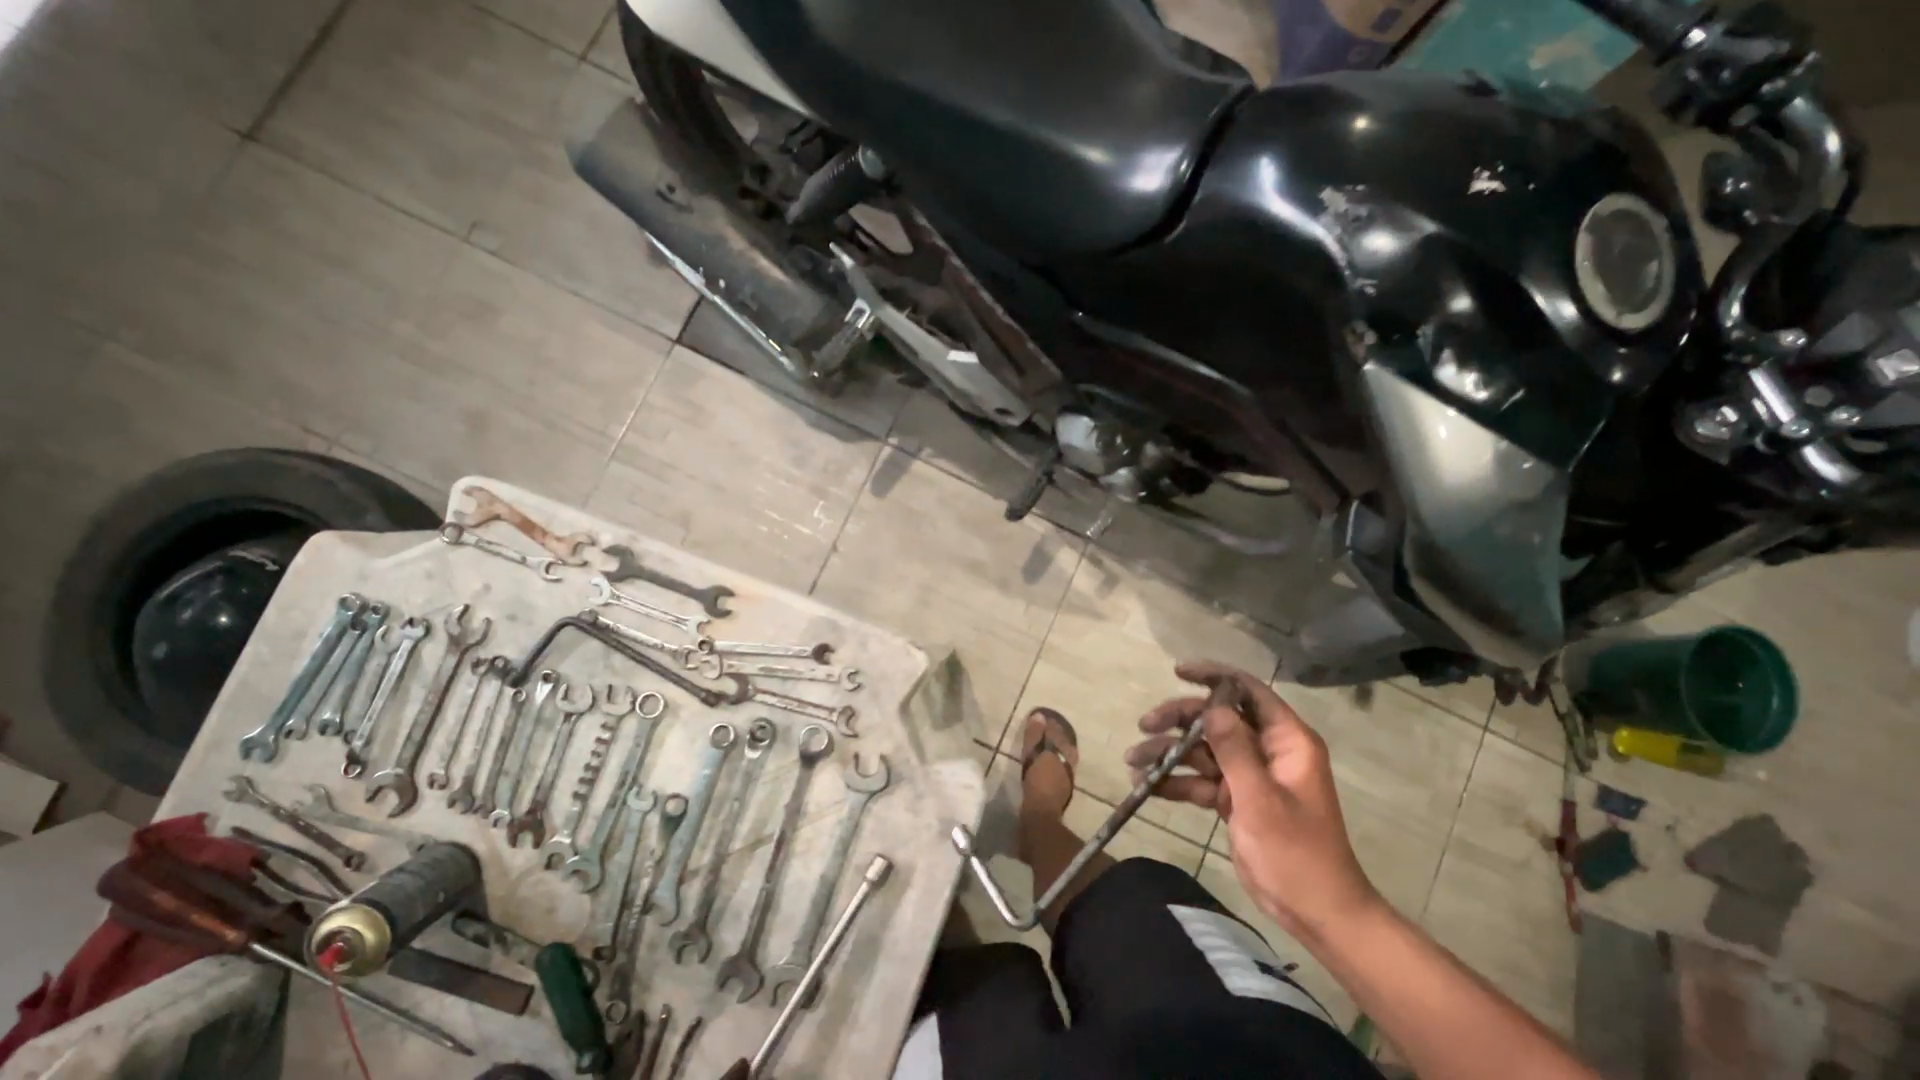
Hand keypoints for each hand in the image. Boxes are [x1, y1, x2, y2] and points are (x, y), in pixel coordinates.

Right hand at [1125, 661, 1380, 941]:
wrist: (1315, 910)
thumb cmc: (1296, 853)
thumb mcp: (1261, 799)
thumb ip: (1234, 750)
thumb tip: (1213, 705)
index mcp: (1287, 742)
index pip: (1249, 693)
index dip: (1215, 677)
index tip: (1178, 672)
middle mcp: (1268, 752)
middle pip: (1218, 721)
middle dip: (1180, 721)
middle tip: (1145, 726)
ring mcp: (1251, 777)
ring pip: (1204, 751)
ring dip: (1170, 754)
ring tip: (1133, 762)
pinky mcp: (1236, 801)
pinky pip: (1202, 782)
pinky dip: (1176, 783)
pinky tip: (1146, 786)